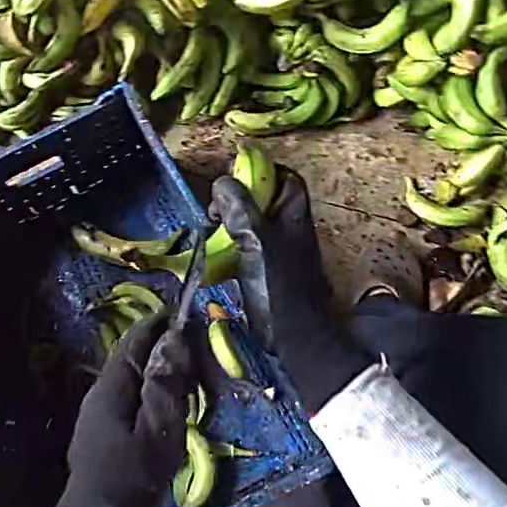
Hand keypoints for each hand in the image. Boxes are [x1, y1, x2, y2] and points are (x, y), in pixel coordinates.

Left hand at [41, 314, 196, 506]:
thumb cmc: (131, 477)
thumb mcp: (158, 429)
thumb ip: (167, 382)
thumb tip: (175, 338)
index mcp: (111, 386)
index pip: (136, 339)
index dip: (160, 323)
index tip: (186, 313)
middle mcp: (100, 393)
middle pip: (134, 358)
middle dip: (164, 349)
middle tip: (196, 354)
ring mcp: (99, 415)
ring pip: (133, 380)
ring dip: (160, 374)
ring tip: (189, 381)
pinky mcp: (104, 434)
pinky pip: (132, 400)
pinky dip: (153, 394)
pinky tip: (170, 411)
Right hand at [211, 171, 371, 412]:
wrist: (293, 333)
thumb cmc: (279, 284)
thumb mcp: (256, 239)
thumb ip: (239, 208)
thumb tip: (223, 183)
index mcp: (294, 213)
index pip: (285, 178)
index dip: (262, 173)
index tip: (235, 180)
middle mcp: (290, 227)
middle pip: (265, 200)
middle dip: (239, 200)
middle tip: (217, 210)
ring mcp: (280, 250)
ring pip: (254, 224)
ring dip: (231, 225)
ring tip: (212, 231)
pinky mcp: (269, 271)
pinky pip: (248, 249)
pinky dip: (232, 249)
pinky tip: (217, 259)